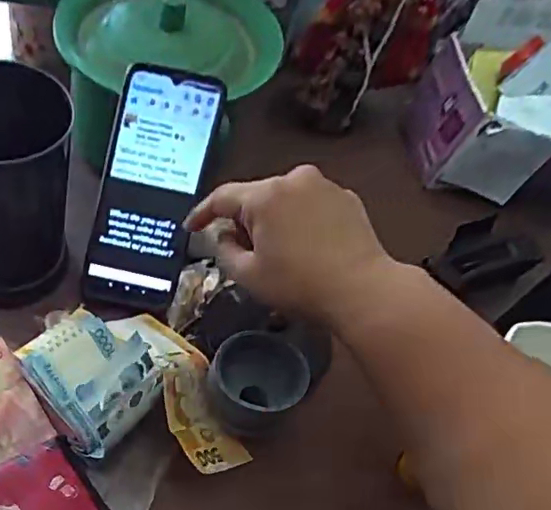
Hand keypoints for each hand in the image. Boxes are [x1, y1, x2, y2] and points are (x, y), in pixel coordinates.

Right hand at [184, 164, 401, 320]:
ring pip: (283, 200)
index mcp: (266, 196)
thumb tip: (223, 235)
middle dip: (242, 221)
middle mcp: (295, 179)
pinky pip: (308, 206)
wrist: (359, 288)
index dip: (201, 214)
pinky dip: (296, 222)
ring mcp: (324, 185)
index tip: (190, 228)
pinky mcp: (346, 198)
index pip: (222, 197)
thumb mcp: (248, 275)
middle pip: (255, 197)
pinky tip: (301, 250)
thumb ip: (225, 251)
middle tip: (237, 252)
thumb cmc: (297, 285)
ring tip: (272, 253)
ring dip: (271, 222)